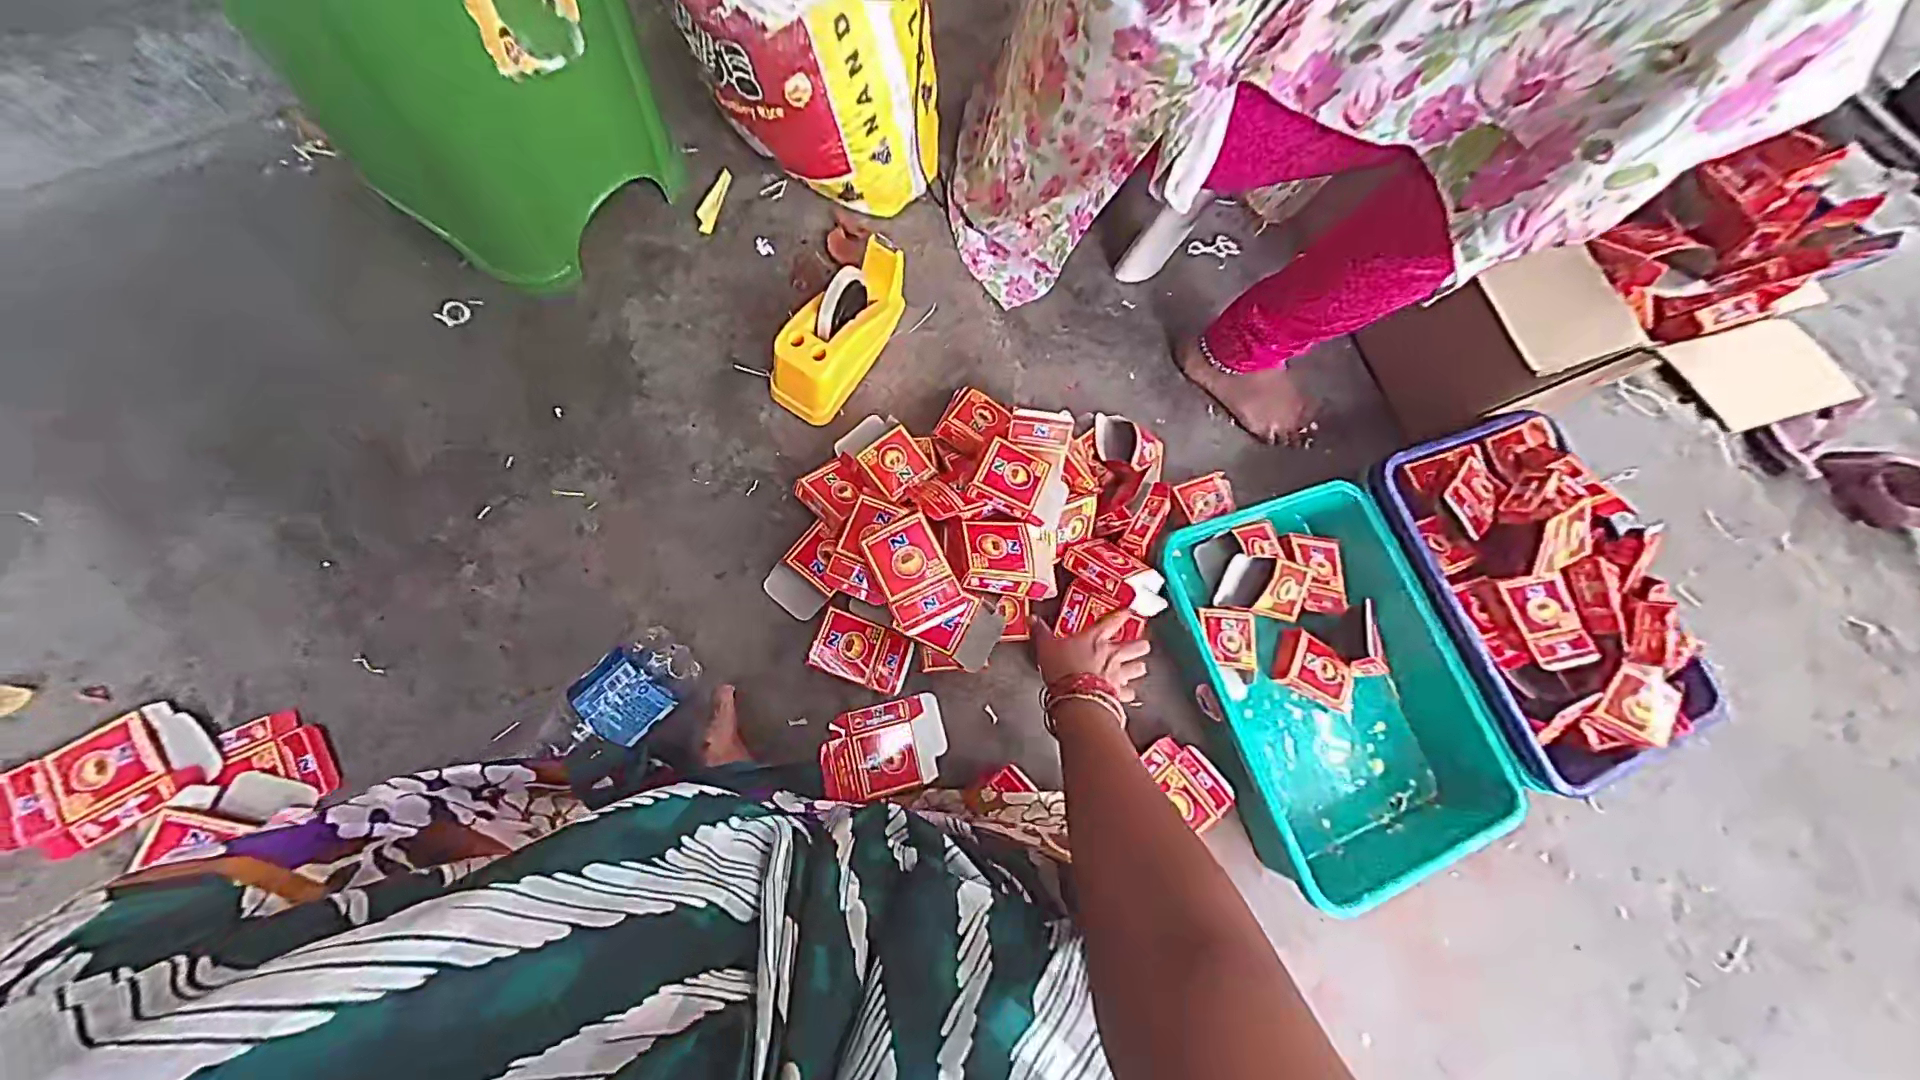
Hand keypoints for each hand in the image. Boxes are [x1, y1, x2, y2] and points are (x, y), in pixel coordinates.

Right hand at [1033, 611, 1152, 702]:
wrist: (1076, 696)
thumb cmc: (1063, 668)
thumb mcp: (1046, 647)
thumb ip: (1041, 632)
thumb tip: (1033, 619)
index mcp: (1095, 638)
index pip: (1112, 622)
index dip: (1121, 615)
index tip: (1129, 611)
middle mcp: (1110, 654)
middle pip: (1133, 646)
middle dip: (1140, 645)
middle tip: (1144, 644)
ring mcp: (1116, 674)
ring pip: (1136, 669)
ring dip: (1138, 668)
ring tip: (1141, 667)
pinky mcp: (1117, 693)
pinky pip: (1127, 693)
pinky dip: (1128, 693)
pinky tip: (1128, 694)